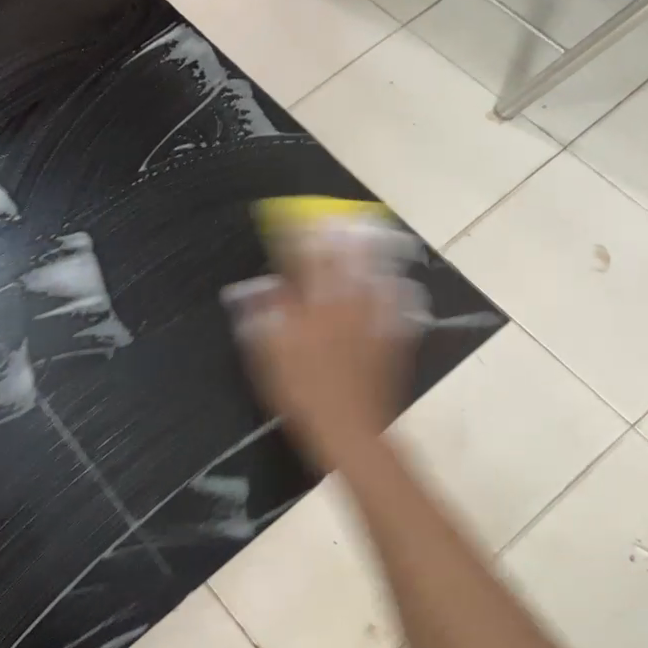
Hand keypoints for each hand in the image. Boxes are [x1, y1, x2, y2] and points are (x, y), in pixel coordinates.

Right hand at [226, 227, 419, 470]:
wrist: (349, 429)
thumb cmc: (300, 390)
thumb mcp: (267, 352)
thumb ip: (261, 314)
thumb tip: (249, 286)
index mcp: (311, 307)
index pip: (303, 262)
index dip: (299, 238)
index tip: (295, 218)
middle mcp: (343, 308)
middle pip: (344, 265)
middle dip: (341, 240)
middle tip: (342, 218)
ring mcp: (371, 323)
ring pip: (373, 280)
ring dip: (372, 257)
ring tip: (372, 236)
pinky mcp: (390, 342)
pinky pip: (397, 309)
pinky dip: (396, 291)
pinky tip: (398, 284)